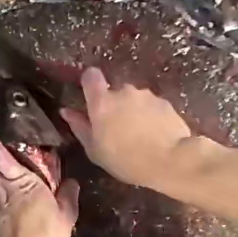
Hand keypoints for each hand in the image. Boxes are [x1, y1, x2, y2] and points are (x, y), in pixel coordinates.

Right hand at [61, 67, 215, 191]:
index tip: (91, 98)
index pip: (91, 75)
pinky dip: (151, 116)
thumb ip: (80, 127)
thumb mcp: (95, 150)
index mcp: (102, 102)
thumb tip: (66, 111)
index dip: (89, 83)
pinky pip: (152, 106)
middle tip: (117, 130)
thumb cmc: (126, 160)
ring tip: (139, 136)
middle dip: (115, 106)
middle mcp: (124, 91)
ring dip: (134, 111)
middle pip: (114, 91)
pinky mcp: (165, 102)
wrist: (170, 161)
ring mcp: (146, 95)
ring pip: (134, 99)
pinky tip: (155, 135)